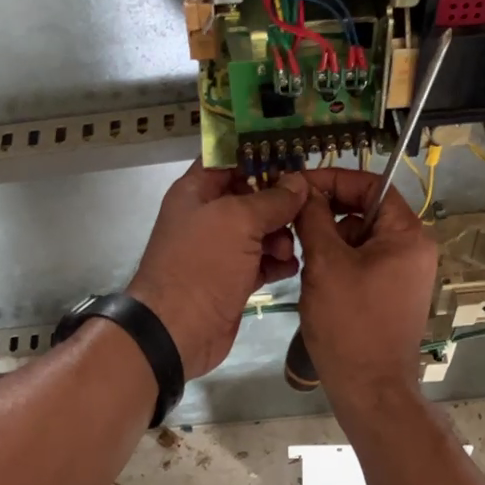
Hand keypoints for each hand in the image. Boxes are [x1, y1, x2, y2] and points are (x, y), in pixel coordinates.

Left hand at [129, 162, 307, 378]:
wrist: (178, 330)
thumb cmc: (201, 265)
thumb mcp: (238, 221)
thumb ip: (272, 199)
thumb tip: (299, 182)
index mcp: (197, 191)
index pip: (229, 158)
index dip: (260, 154)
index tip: (296, 155)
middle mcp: (208, 217)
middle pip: (251, 195)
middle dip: (280, 200)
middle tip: (306, 207)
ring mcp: (220, 250)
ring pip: (261, 230)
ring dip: (282, 235)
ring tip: (289, 248)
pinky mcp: (233, 280)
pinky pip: (262, 262)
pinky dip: (278, 262)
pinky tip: (290, 266)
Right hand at [290, 168, 438, 408]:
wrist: (370, 388)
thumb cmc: (349, 324)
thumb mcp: (326, 264)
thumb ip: (315, 219)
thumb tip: (304, 190)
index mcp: (407, 234)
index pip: (371, 185)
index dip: (332, 180)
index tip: (297, 186)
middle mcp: (414, 249)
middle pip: (365, 212)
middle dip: (327, 215)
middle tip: (291, 223)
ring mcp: (404, 274)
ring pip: (360, 240)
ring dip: (329, 242)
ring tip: (300, 256)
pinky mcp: (392, 295)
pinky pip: (363, 264)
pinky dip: (338, 264)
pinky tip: (315, 280)